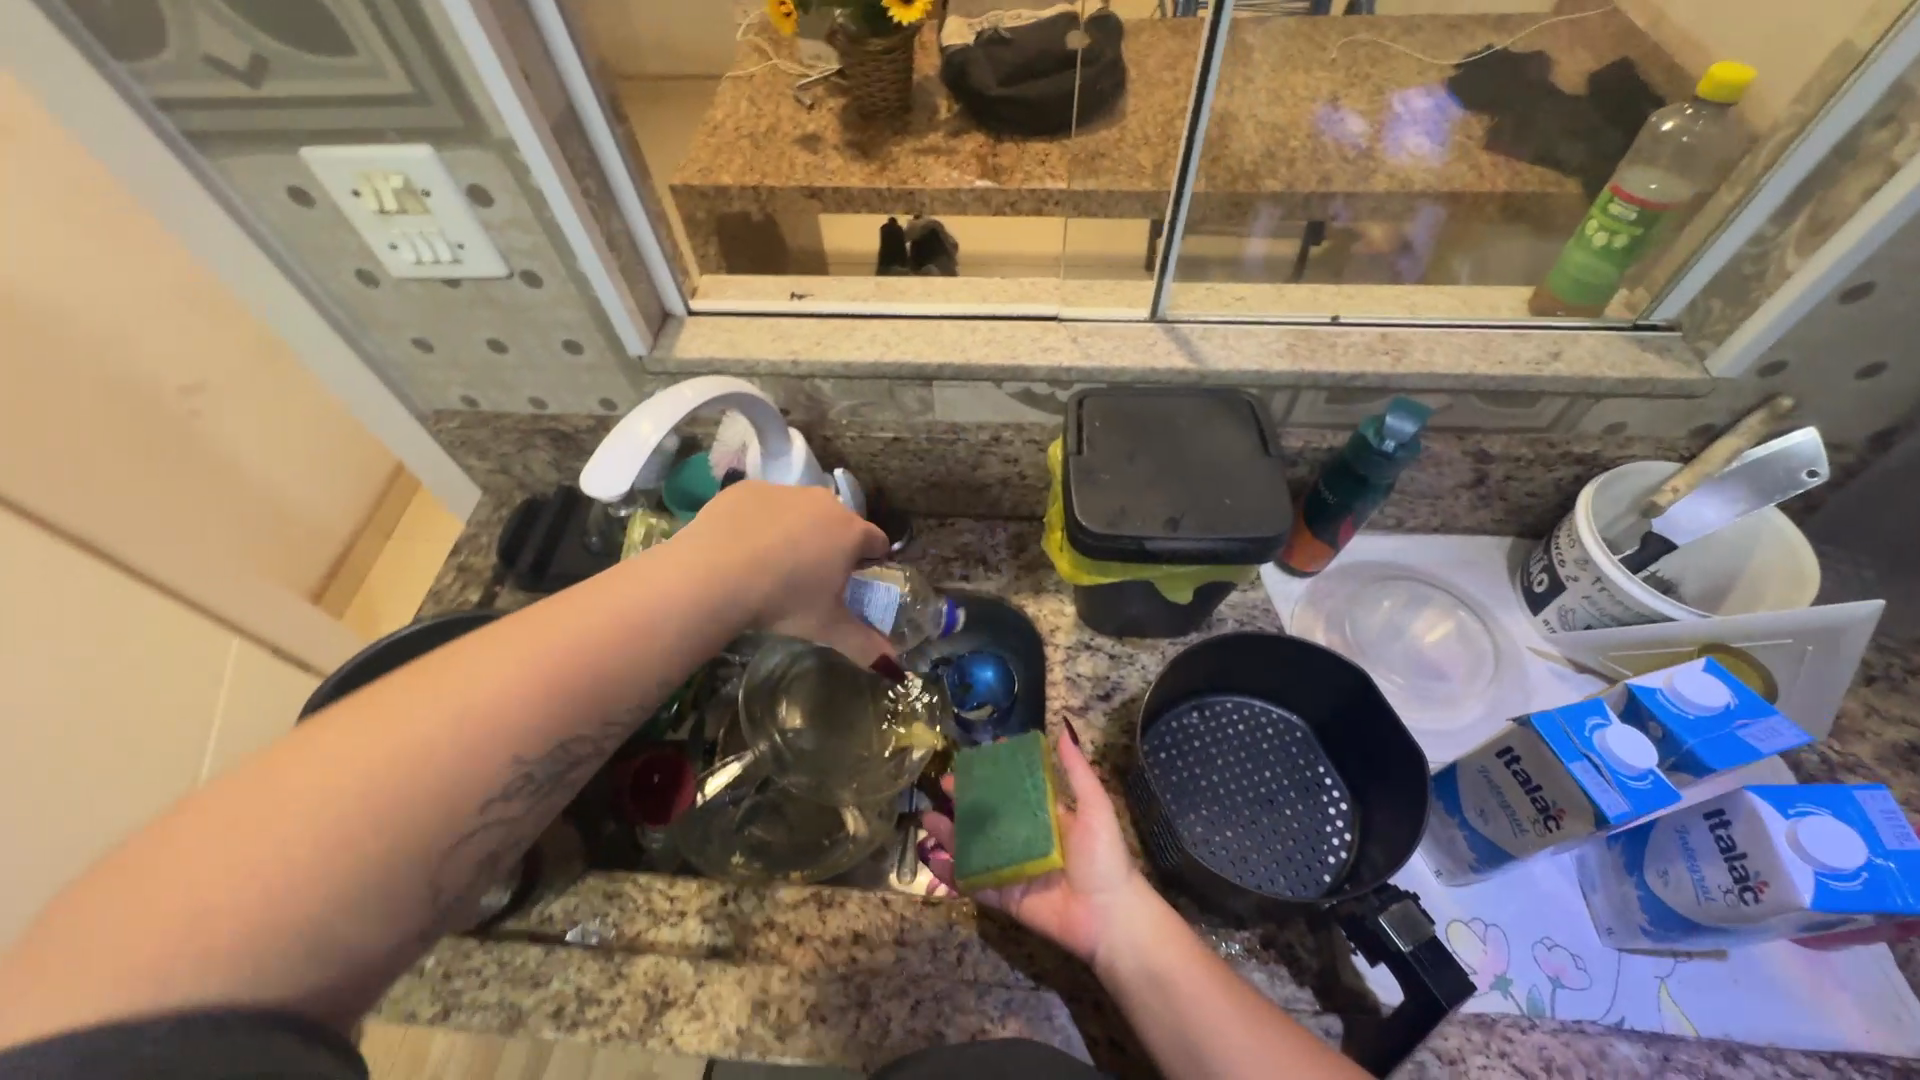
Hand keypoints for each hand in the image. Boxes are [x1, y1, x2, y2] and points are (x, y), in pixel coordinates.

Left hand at [669, 481, 892, 663]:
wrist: (713, 575)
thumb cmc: (783, 600)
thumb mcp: (826, 627)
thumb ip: (864, 645)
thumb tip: (894, 669)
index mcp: (851, 532)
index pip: (877, 541)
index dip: (870, 560)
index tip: (854, 579)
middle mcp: (823, 502)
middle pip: (839, 522)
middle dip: (831, 544)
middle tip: (810, 577)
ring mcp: (784, 491)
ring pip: (800, 510)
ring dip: (796, 530)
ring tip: (773, 563)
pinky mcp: (746, 488)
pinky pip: (762, 505)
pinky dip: (759, 522)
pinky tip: (742, 548)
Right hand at [921, 733, 1157, 967]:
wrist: (1108, 914)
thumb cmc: (1104, 857)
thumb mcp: (1094, 806)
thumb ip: (1075, 771)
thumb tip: (1063, 728)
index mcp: (1045, 817)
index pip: (1013, 790)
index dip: (993, 774)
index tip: (972, 758)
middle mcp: (1025, 840)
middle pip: (987, 817)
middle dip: (964, 802)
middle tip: (942, 785)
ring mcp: (1011, 869)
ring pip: (973, 849)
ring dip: (950, 835)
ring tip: (927, 818)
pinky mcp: (1003, 897)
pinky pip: (973, 884)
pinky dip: (951, 874)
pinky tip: (932, 859)